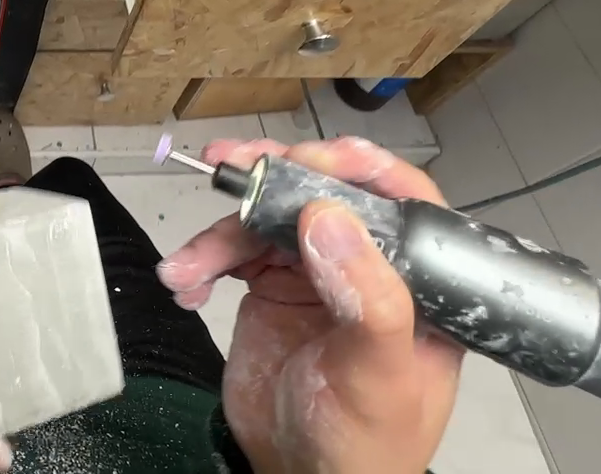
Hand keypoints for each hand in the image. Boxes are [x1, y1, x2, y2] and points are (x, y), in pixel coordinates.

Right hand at [157, 137, 462, 473]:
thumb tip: (328, 214)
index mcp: (414, 282)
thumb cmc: (361, 446)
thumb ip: (367, 300)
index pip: (400, 203)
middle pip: (319, 195)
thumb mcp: (375, 379)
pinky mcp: (268, 283)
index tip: (308, 156)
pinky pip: (230, 249)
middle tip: (230, 164)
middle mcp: (364, 266)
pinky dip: (201, 260)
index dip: (357, 168)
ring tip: (188, 265)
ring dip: (217, 234)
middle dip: (270, 177)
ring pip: (264, 218)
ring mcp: (312, 272)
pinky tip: (186, 284)